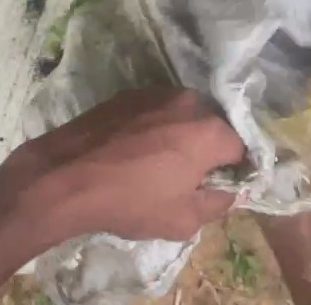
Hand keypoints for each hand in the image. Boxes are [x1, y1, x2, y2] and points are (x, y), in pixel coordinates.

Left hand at [16, 88, 244, 243]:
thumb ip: (217, 203)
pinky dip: (157, 125)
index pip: (241, 148)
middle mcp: (188, 101)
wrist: (70, 173)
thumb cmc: (132, 200)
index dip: (235, 170)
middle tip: (191, 176)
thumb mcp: (183, 219)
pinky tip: (139, 149)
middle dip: (209, 148)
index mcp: (208, 131)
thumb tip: (229, 191)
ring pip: (185, 114)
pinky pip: (158, 109)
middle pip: (213, 125)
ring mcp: (157, 92)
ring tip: (162, 162)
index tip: (221, 186)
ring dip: (182, 134)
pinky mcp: (131, 92)